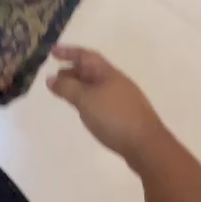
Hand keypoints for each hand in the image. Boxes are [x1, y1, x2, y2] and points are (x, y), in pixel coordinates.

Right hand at [46, 45, 170, 164]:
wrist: (150, 149)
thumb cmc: (115, 118)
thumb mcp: (85, 100)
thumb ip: (66, 87)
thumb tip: (50, 78)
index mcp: (108, 73)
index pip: (85, 55)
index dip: (68, 52)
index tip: (52, 52)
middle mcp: (117, 83)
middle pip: (91, 71)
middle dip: (72, 71)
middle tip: (56, 77)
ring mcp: (125, 101)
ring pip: (97, 87)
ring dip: (80, 87)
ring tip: (67, 95)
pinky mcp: (128, 118)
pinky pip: (103, 101)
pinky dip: (90, 101)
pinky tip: (87, 112)